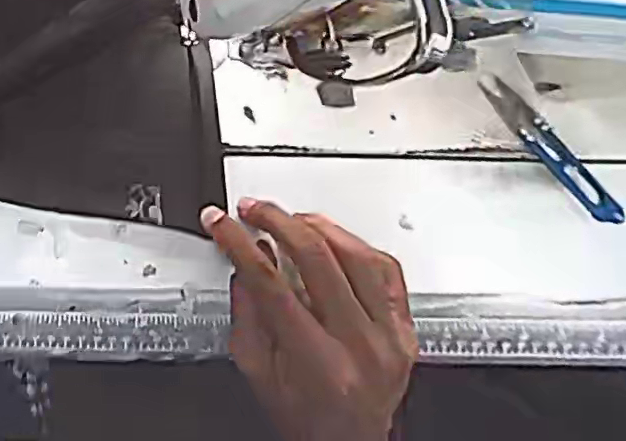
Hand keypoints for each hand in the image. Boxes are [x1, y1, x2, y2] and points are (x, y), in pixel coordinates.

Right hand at [201, 198, 416, 440]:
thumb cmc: (304, 414)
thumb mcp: (255, 367)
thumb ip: (246, 310)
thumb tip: (243, 256)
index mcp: (319, 363)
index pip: (271, 283)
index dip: (237, 242)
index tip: (220, 222)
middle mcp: (360, 347)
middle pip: (315, 258)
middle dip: (274, 220)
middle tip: (252, 210)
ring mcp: (389, 337)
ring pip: (354, 254)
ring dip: (314, 225)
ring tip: (288, 218)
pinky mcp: (405, 329)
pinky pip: (387, 269)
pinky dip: (356, 244)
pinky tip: (332, 238)